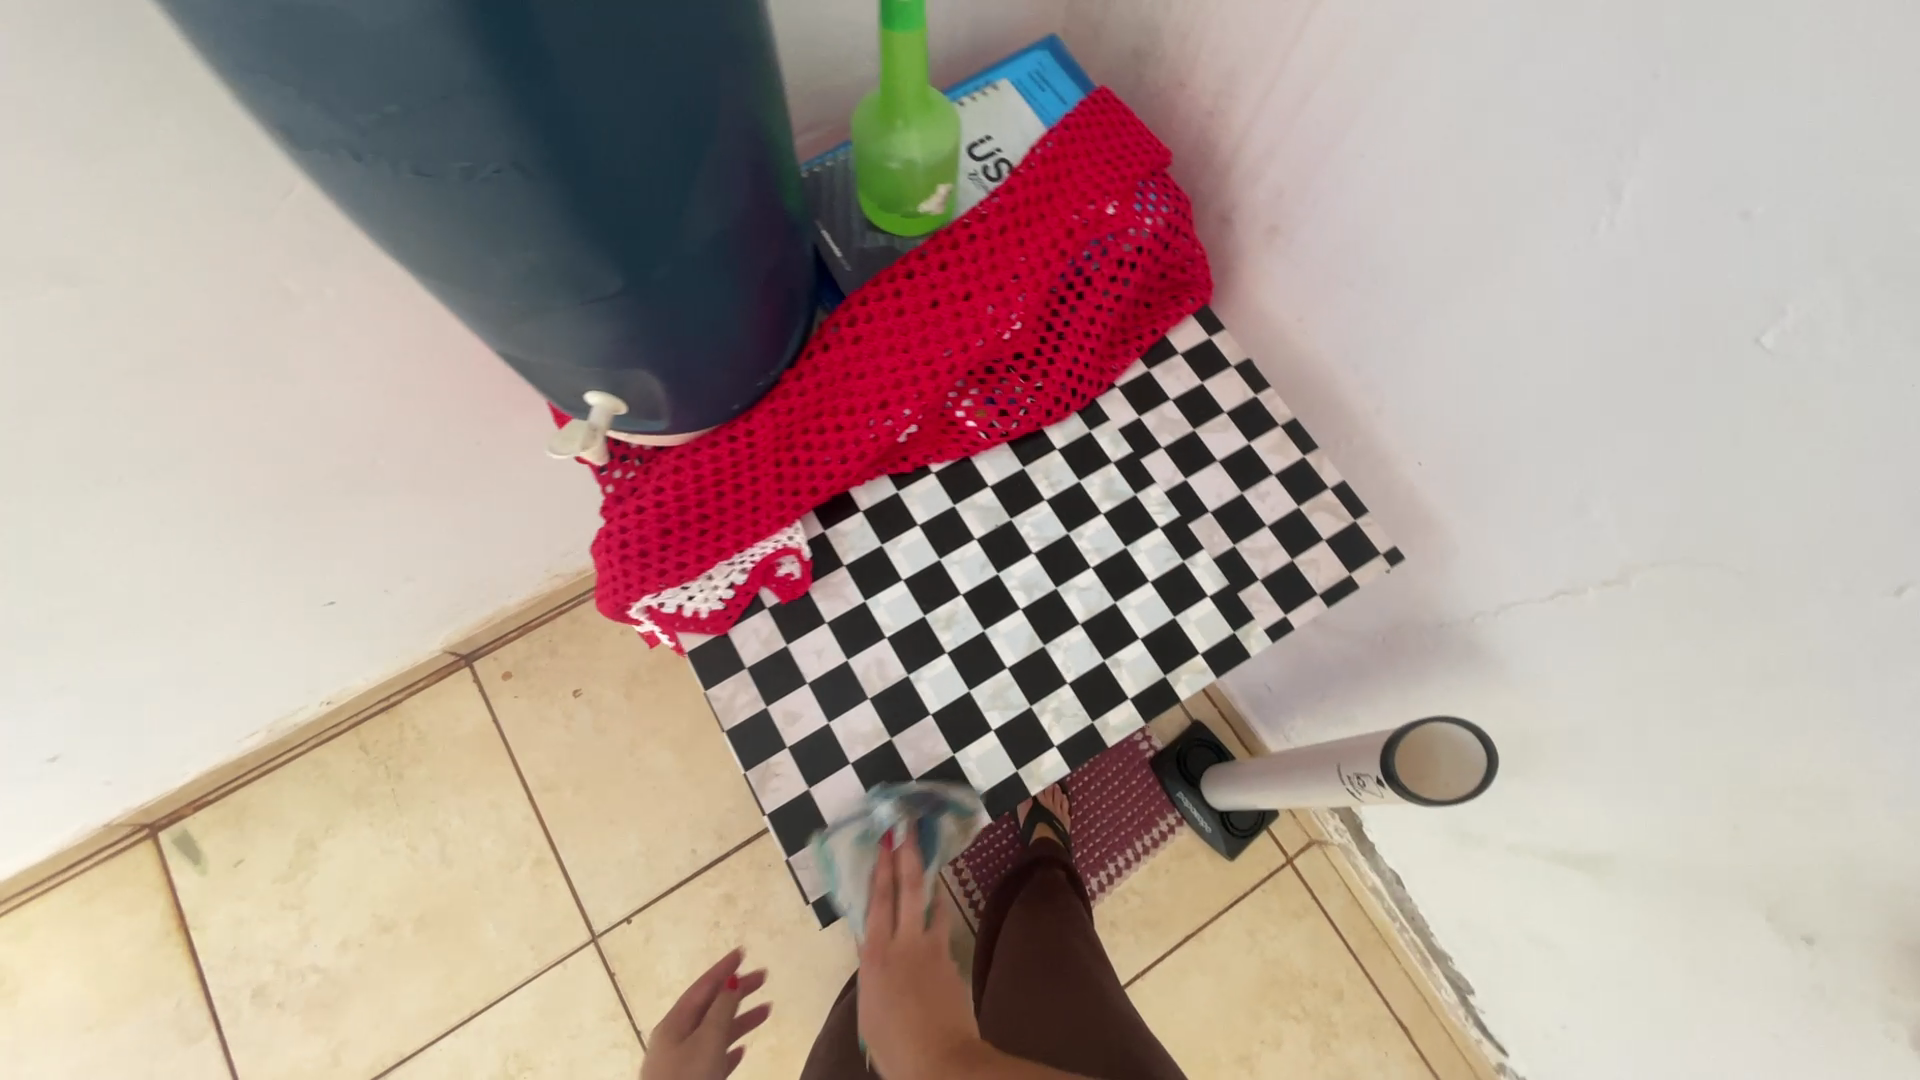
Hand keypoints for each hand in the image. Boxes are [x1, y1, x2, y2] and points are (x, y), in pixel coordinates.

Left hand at [641, 949, 770, 1079]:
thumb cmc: (687, 1079)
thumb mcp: (708, 1039)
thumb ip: (722, 1009)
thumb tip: (731, 980)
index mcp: (675, 1023)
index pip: (703, 987)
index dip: (723, 969)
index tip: (744, 952)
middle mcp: (675, 1039)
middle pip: (710, 1007)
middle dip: (736, 992)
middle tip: (764, 977)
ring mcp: (680, 1063)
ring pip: (714, 1033)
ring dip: (740, 1020)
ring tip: (767, 1010)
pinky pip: (712, 1058)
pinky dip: (729, 1049)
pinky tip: (742, 1050)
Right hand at [857, 830, 982, 1079]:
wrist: (941, 1063)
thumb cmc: (893, 1044)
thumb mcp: (869, 1006)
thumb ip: (872, 970)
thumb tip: (875, 949)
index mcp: (877, 954)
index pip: (878, 899)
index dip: (881, 866)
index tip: (884, 840)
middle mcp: (905, 942)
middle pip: (908, 887)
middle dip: (908, 854)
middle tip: (909, 828)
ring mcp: (933, 948)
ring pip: (932, 903)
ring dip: (930, 880)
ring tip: (929, 861)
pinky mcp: (953, 961)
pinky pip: (943, 932)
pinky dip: (938, 920)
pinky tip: (936, 918)